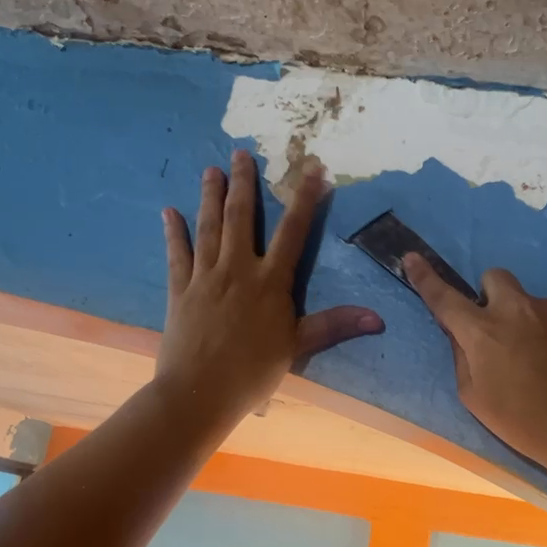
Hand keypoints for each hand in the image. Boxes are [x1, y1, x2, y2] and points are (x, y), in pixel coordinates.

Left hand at [156, 151, 382, 425]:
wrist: (200, 392)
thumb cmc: (254, 372)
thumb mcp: (299, 347)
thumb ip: (335, 325)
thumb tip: (378, 318)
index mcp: (270, 282)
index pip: (293, 231)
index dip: (305, 198)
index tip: (312, 167)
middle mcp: (238, 269)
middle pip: (242, 217)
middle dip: (244, 183)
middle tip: (241, 153)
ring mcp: (205, 277)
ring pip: (209, 228)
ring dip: (210, 197)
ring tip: (211, 169)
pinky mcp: (180, 290)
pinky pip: (177, 254)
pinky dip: (173, 232)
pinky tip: (168, 212)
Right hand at [403, 253, 546, 481]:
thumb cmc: (527, 424)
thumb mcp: (477, 400)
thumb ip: (463, 359)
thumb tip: (463, 336)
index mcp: (483, 332)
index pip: (445, 298)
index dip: (425, 278)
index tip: (412, 258)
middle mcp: (518, 309)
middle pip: (494, 278)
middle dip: (491, 297)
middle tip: (500, 332)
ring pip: (532, 303)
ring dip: (530, 322)